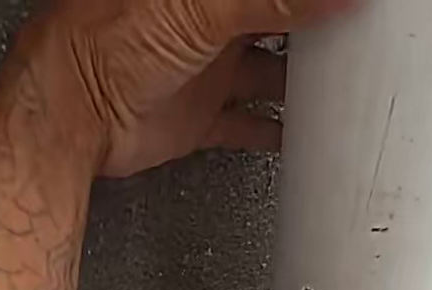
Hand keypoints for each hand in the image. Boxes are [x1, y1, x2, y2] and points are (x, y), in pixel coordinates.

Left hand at [28, 0, 354, 176]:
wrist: (76, 116)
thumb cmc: (111, 43)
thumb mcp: (206, 7)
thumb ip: (275, 1)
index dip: (316, 1)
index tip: (352, 8)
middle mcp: (215, 15)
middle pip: (283, 18)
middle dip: (318, 26)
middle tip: (355, 36)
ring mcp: (208, 68)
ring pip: (270, 71)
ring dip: (301, 81)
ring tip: (341, 85)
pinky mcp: (198, 117)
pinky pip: (246, 123)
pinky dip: (271, 133)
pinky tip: (296, 135)